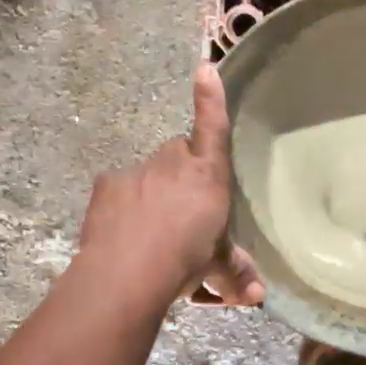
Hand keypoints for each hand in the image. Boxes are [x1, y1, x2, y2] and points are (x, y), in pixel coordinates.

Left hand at [76, 63, 265, 307]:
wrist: (128, 272)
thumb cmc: (185, 261)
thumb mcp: (216, 267)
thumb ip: (235, 274)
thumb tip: (257, 298)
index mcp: (208, 176)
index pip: (213, 127)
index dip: (210, 97)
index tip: (204, 66)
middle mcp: (173, 163)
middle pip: (179, 155)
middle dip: (181, 176)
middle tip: (181, 213)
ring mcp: (137, 171)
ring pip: (148, 175)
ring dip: (151, 195)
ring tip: (148, 233)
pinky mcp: (108, 185)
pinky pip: (119, 190)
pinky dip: (122, 206)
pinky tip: (122, 234)